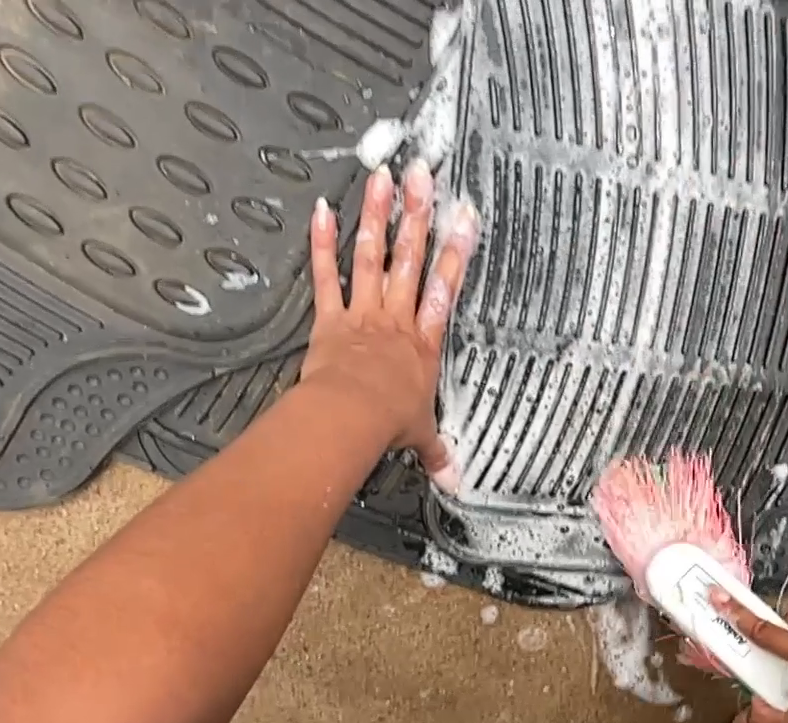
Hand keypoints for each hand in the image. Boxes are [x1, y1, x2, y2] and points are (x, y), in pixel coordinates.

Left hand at [304, 160, 479, 489]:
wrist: (352, 417)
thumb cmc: (390, 422)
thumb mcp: (420, 437)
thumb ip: (436, 452)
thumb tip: (454, 481)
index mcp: (424, 343)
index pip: (446, 289)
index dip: (456, 252)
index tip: (465, 216)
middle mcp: (398, 319)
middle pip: (412, 259)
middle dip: (420, 216)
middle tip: (423, 175)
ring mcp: (364, 314)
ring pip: (374, 257)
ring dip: (378, 217)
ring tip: (381, 177)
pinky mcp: (331, 318)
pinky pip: (327, 277)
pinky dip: (323, 245)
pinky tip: (322, 211)